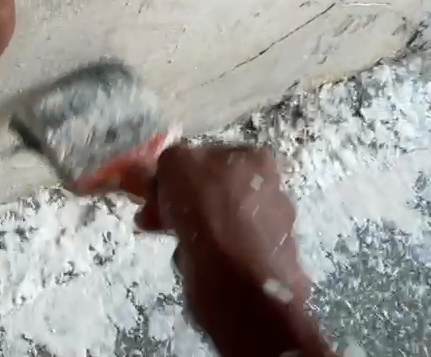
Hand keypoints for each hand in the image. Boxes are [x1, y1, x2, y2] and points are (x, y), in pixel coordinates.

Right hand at [141, 144, 334, 355]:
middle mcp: (274, 191)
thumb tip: (172, 173)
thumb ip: (172, 159)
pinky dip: (209, 257)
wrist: (234, 275)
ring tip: (173, 243)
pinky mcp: (270, 267)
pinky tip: (193, 262)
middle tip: (155, 216)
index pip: (213, 155)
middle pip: (215, 191)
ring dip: (193, 231)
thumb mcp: (173, 161)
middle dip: (182, 204)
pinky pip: (229, 253)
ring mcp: (275, 231)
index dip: (182, 170)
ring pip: (220, 223)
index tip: (160, 187)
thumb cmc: (205, 205)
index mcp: (257, 159)